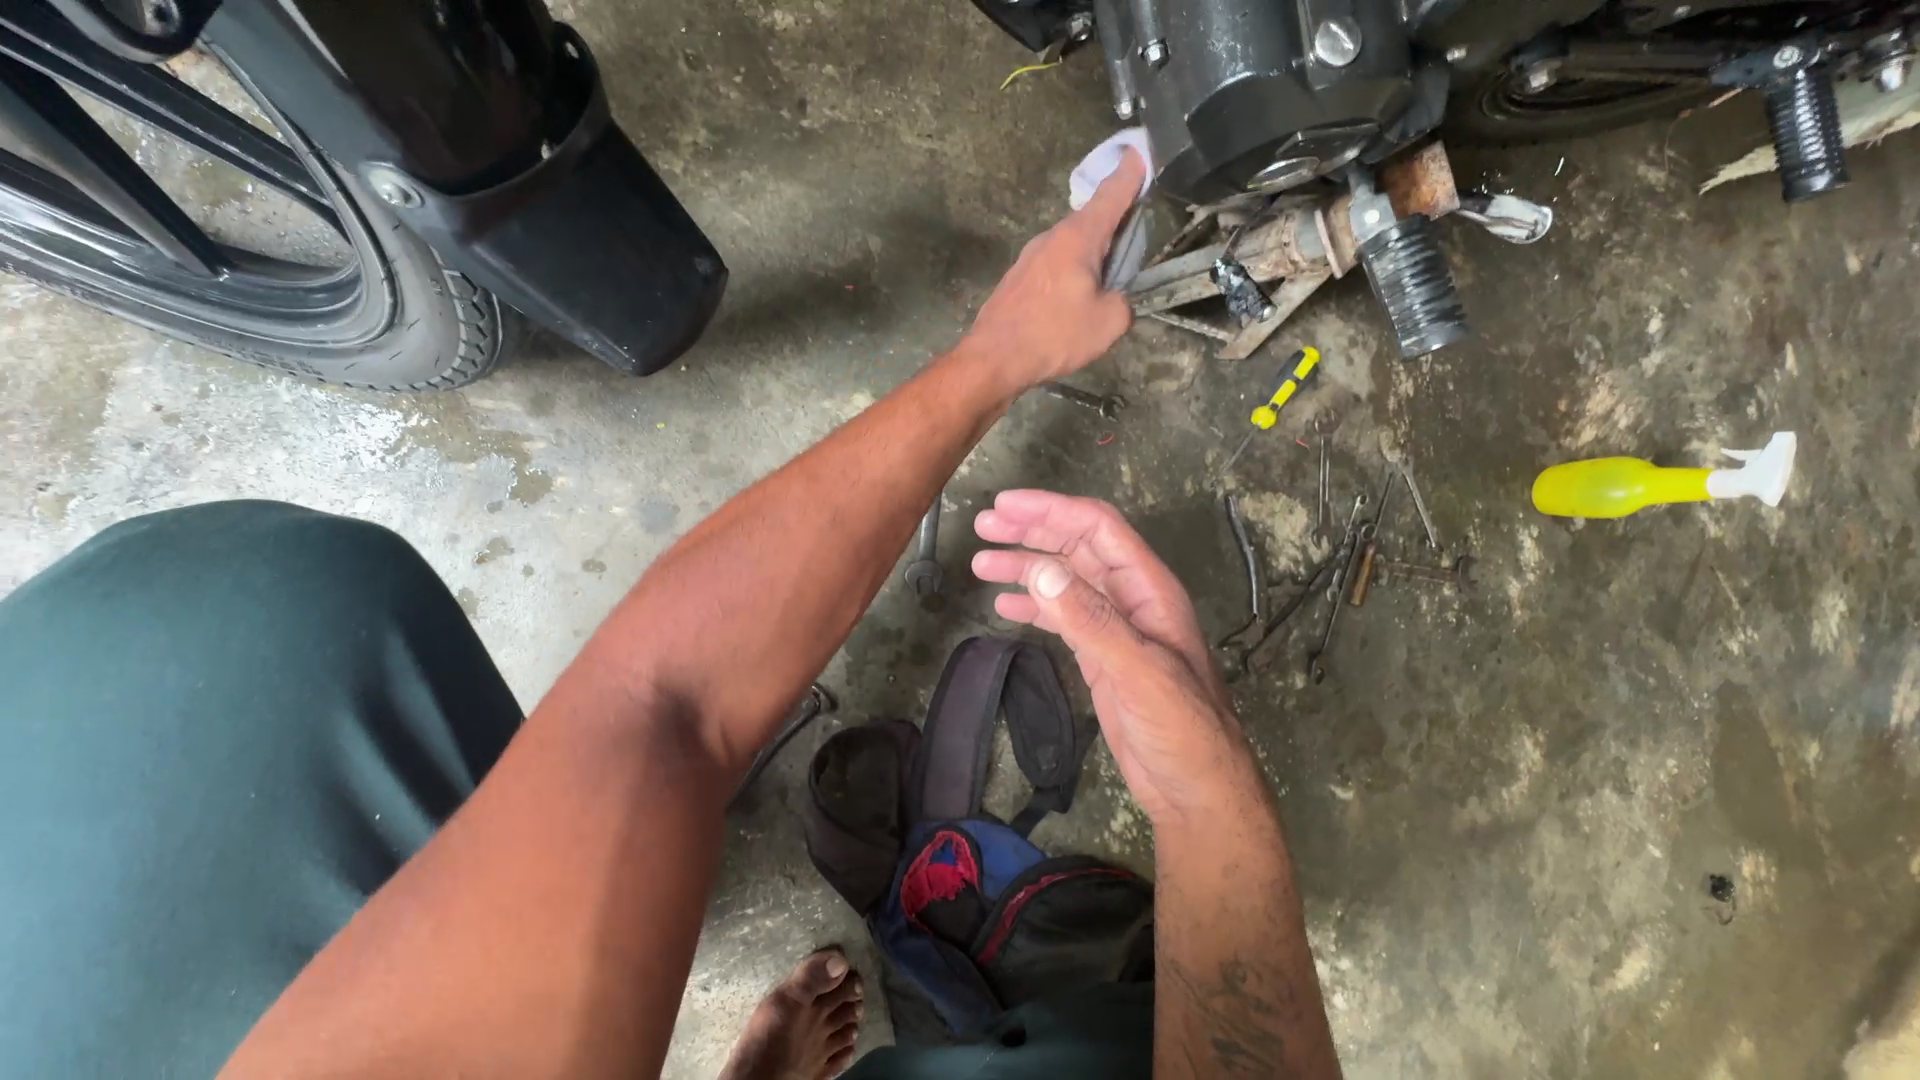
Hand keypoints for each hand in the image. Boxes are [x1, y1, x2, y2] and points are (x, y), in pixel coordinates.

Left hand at [962, 150, 1145, 385]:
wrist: (993, 359)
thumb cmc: (1053, 335)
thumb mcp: (1108, 322)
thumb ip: (1123, 302)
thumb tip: (1115, 299)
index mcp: (1078, 237)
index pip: (1112, 193)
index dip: (1131, 172)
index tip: (1141, 150)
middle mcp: (1051, 238)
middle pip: (1092, 222)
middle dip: (1115, 226)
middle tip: (1136, 240)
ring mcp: (1030, 258)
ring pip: (1072, 248)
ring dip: (1092, 259)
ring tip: (1105, 287)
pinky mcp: (1018, 280)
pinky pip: (1055, 269)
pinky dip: (1071, 277)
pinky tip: (1073, 306)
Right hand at [971, 490, 1259, 825]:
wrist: (1196, 787)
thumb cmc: (1180, 727)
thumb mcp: (1137, 670)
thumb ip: (1092, 619)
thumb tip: (1042, 569)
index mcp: (1148, 589)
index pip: (1097, 529)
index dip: (1051, 511)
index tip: (1003, 506)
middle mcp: (1131, 600)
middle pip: (1078, 548)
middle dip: (1032, 532)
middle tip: (983, 527)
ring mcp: (1116, 630)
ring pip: (1066, 582)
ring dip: (1026, 568)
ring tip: (982, 564)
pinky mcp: (1102, 658)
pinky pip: (1063, 618)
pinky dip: (1034, 607)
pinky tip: (1006, 605)